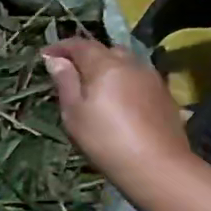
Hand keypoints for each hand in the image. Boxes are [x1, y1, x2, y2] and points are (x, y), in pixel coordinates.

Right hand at [43, 39, 191, 188]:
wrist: (157, 166)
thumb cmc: (106, 141)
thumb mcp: (75, 114)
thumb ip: (66, 82)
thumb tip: (56, 59)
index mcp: (105, 64)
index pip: (79, 44)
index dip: (61, 47)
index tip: (46, 56)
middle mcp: (131, 63)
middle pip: (105, 50)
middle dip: (87, 57)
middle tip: (72, 74)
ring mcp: (152, 78)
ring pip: (125, 64)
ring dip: (109, 70)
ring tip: (98, 89)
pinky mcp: (165, 95)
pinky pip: (139, 79)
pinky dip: (125, 83)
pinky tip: (122, 103)